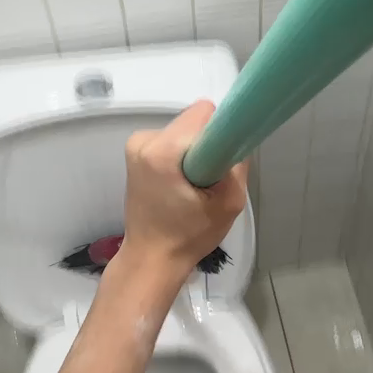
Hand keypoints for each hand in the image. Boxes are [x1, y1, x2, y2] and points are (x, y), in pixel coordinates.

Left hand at [120, 100, 249, 278]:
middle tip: (209, 180)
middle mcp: (144, 140)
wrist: (151, 259)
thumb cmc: (190, 236)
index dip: (221, 132)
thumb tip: (237, 140)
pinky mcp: (136, 153)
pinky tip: (180, 184)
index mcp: (162, 151)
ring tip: (194, 186)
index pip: (204, 114)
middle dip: (208, 144)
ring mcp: (136, 145)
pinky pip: (171, 140)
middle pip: (192, 121)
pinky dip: (181, 156)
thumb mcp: (230, 203)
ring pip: (183, 130)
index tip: (225, 158)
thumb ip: (237, 164)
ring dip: (195, 151)